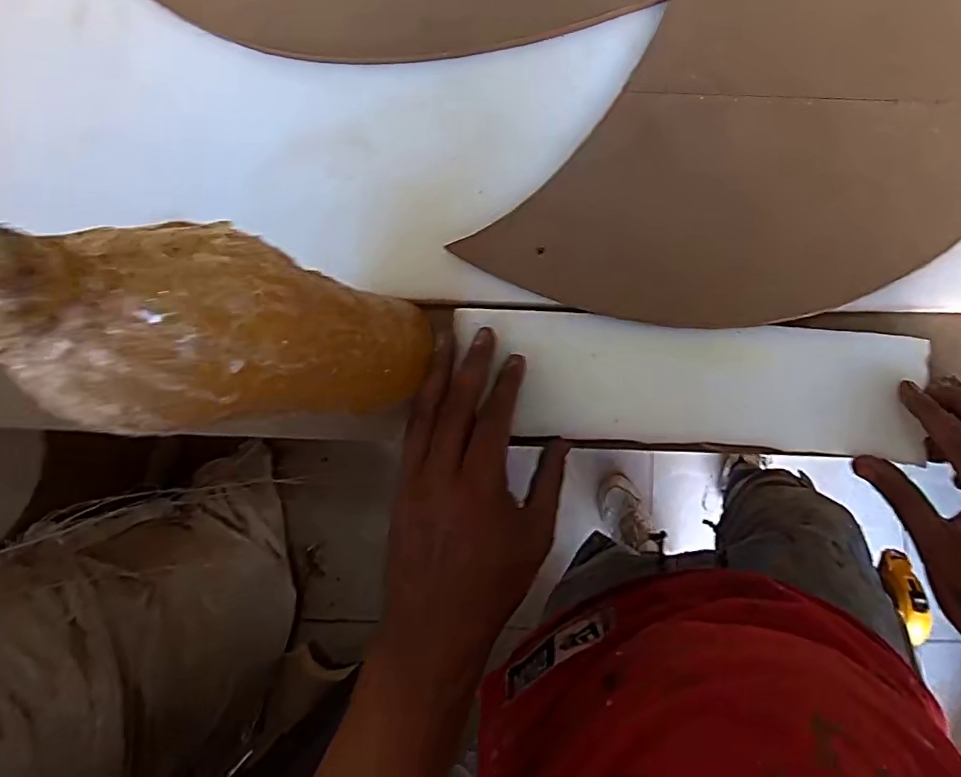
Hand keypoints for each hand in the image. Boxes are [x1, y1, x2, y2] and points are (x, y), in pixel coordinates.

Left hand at [375, 328, 569, 682]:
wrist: (433, 627)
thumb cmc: (493, 584)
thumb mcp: (535, 536)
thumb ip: (548, 483)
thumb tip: (560, 441)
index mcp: (481, 484)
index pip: (493, 419)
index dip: (505, 386)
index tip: (515, 359)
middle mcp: (443, 473)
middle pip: (456, 406)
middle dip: (470, 365)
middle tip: (479, 334)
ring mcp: (415, 480)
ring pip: (424, 414)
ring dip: (435, 375)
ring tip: (442, 343)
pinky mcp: (400, 490)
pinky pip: (410, 436)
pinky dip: (419, 406)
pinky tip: (426, 391)